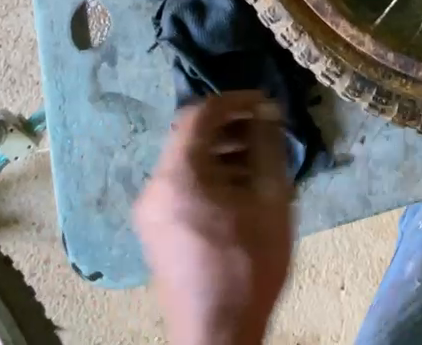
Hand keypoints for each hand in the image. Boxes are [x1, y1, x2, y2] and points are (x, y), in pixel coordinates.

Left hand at [134, 92, 294, 344]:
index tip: (265, 102)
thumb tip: (267, 111)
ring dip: (222, 150)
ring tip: (260, 157)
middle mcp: (154, 187)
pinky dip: (209, 174)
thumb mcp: (270, 199)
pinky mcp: (157, 231)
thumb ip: (267, 147)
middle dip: (230, 126)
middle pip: (190, 137)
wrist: (216, 336)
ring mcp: (151, 212)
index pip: (200, 114)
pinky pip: (181, 185)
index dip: (234, 101)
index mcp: (178, 175)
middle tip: (266, 127)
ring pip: (186, 161)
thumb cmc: (248, 264)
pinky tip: (241, 187)